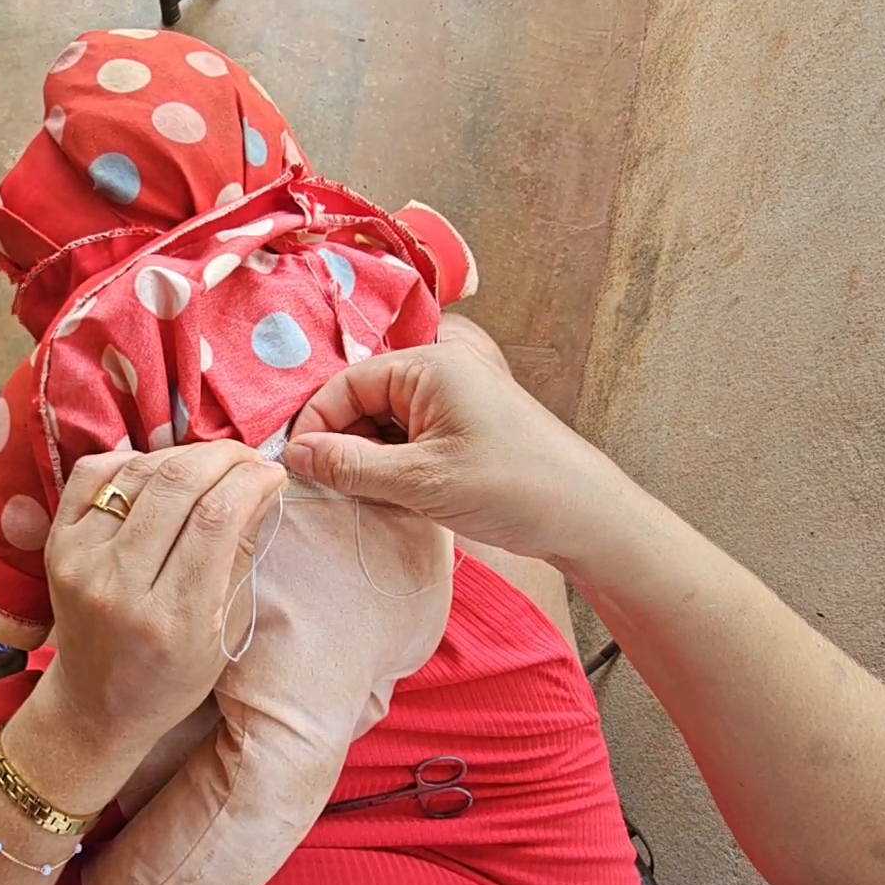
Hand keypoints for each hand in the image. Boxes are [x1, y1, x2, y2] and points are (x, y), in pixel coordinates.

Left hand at [6, 441, 285, 805]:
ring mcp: (78, 560)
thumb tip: (261, 482)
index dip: (250, 481)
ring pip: (138, 472)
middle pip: (176, 485)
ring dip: (184, 455)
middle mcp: (117, 585)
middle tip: (248, 457)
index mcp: (170, 619)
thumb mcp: (225, 631)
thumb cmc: (172, 676)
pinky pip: (94, 474)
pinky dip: (132, 460)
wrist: (95, 703)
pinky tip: (160, 471)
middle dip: (223, 457)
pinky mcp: (56, 544)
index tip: (271, 473)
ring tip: (212, 462)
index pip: (216, 519)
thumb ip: (242, 554)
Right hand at [284, 315, 638, 563]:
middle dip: (341, 443)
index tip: (300, 468)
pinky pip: (402, 437)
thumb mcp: (419, 480)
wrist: (590, 520)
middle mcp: (437, 371)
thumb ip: (349, 465)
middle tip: (334, 487)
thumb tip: (293, 455)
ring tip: (368, 494)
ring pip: (378, 422)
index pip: (345, 384)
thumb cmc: (513, 488)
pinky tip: (391, 493)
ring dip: (364, 458)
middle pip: (359, 400)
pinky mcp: (456, 426)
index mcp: (429, 364)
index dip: (316, 425)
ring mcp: (449, 399)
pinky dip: (387, 464)